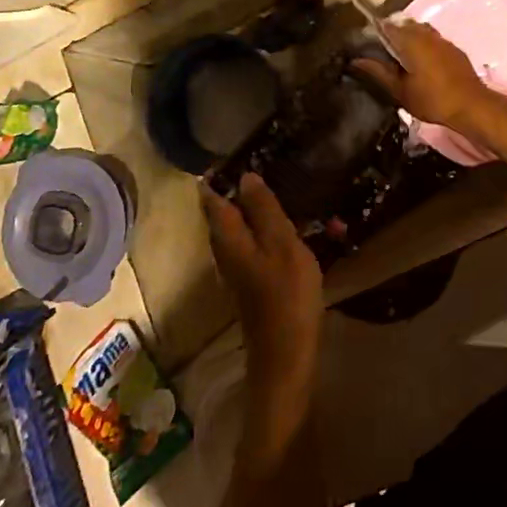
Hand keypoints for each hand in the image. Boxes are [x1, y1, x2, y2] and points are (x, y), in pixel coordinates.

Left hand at [200, 174, 322, 385]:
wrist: (287, 353)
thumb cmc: (287, 293)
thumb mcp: (281, 244)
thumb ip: (264, 210)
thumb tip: (246, 176)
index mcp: (229, 238)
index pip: (214, 198)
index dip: (221, 176)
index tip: (238, 154)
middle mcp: (226, 251)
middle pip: (225, 213)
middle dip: (241, 190)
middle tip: (267, 165)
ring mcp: (239, 269)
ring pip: (241, 229)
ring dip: (257, 209)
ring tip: (282, 189)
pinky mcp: (254, 281)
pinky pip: (255, 244)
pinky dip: (268, 229)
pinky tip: (292, 225)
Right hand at [352, 19, 496, 129]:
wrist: (471, 105)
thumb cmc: (432, 99)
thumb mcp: (400, 90)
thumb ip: (379, 72)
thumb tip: (356, 61)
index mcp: (411, 41)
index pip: (387, 25)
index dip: (376, 31)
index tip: (368, 42)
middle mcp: (427, 34)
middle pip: (405, 24)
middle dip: (393, 33)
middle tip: (383, 52)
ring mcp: (443, 40)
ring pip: (421, 30)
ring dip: (410, 38)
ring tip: (402, 57)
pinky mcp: (454, 49)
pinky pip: (434, 39)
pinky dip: (424, 44)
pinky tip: (422, 62)